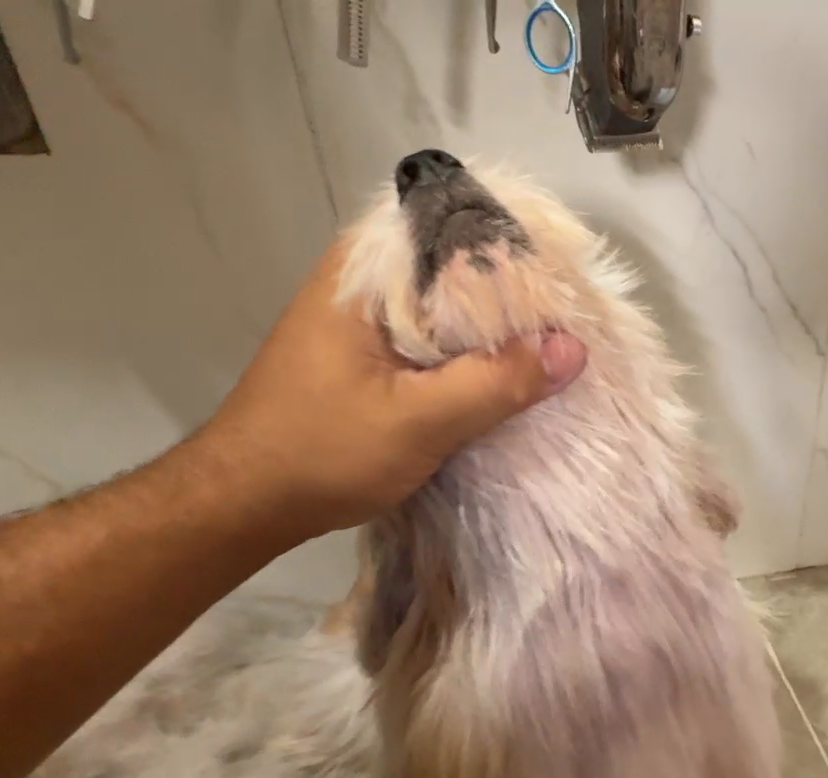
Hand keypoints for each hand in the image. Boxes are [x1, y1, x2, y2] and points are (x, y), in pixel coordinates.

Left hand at [192, 243, 586, 536]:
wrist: (248, 501)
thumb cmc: (322, 452)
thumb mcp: (418, 421)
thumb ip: (495, 383)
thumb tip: (574, 349)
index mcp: (365, 271)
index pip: (456, 226)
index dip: (517, 249)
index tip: (571, 280)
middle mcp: (366, 280)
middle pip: (459, 267)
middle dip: (517, 294)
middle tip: (578, 319)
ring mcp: (370, 319)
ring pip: (452, 308)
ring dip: (499, 330)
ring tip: (558, 346)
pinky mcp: (376, 355)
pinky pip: (441, 341)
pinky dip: (476, 356)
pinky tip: (511, 377)